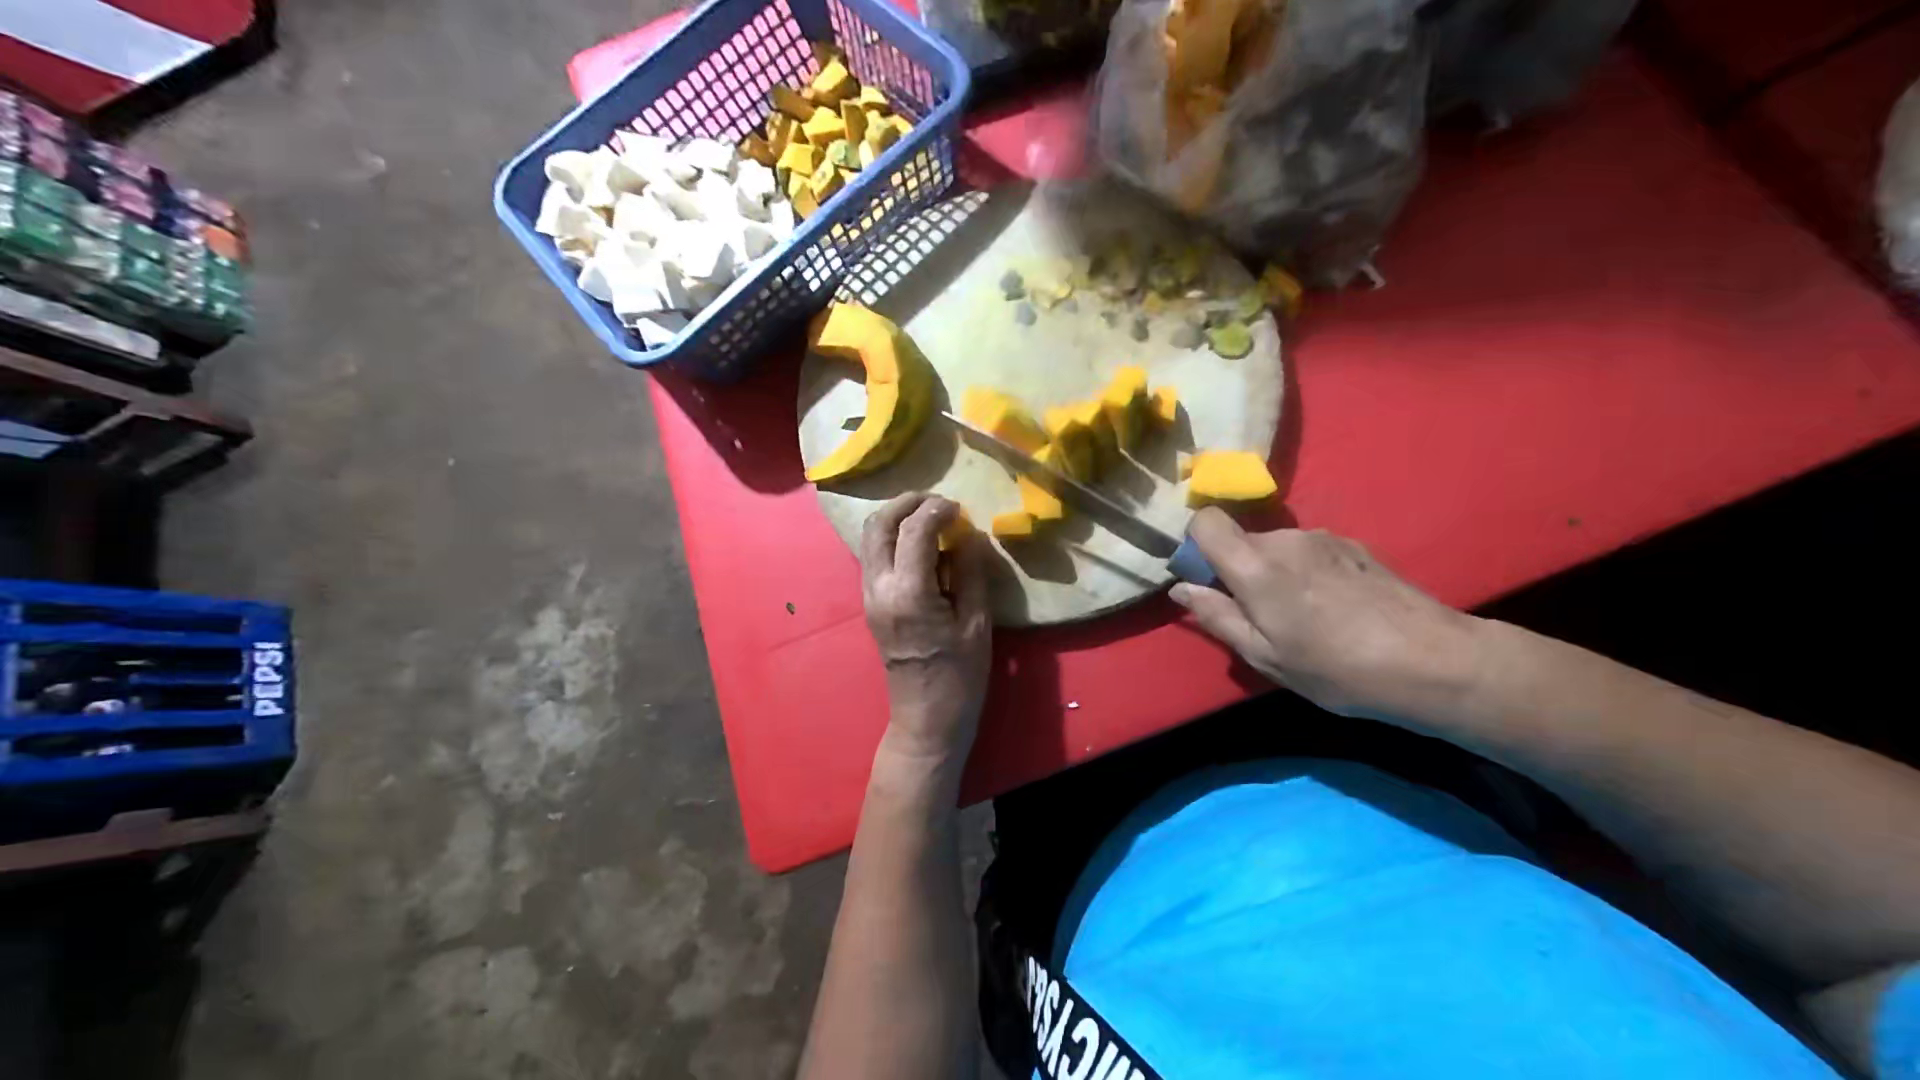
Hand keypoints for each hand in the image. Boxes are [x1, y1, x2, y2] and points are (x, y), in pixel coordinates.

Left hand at [859, 494, 991, 765]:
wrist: (926, 717)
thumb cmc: (960, 675)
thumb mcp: (977, 622)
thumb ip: (971, 572)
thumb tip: (967, 535)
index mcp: (909, 593)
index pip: (914, 531)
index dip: (937, 510)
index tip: (959, 507)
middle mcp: (879, 588)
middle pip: (879, 525)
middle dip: (907, 503)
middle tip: (939, 503)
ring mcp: (869, 595)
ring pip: (871, 538)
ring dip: (898, 519)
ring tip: (932, 520)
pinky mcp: (870, 603)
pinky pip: (875, 556)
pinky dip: (894, 539)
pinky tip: (923, 546)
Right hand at [1169, 508, 1484, 719]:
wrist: (1434, 661)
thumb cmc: (1337, 668)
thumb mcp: (1264, 656)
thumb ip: (1217, 617)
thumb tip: (1181, 589)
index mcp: (1256, 566)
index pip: (1206, 521)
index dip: (1196, 544)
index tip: (1205, 581)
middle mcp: (1286, 539)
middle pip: (1241, 539)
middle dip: (1236, 569)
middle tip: (1257, 615)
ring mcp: (1324, 538)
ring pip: (1275, 547)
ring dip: (1272, 573)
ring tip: (1301, 617)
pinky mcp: (1354, 545)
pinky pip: (1307, 551)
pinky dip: (1303, 572)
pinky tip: (1332, 608)